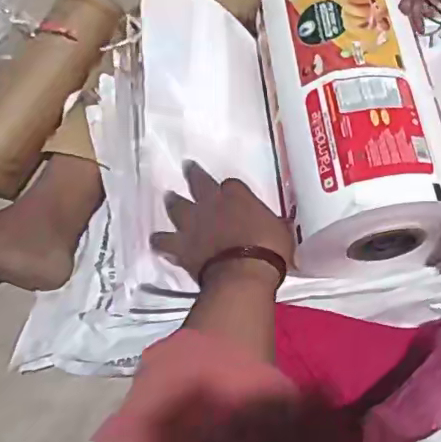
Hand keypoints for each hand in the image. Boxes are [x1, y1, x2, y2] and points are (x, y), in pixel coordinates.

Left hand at [151, 163, 292, 282]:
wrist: (243, 275)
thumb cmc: (269, 251)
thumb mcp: (281, 233)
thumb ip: (274, 225)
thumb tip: (279, 226)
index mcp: (238, 196)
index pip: (232, 184)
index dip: (232, 189)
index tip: (234, 193)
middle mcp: (211, 203)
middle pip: (198, 182)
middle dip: (193, 174)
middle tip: (187, 166)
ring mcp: (192, 223)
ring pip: (176, 207)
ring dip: (173, 203)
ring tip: (170, 198)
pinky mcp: (180, 246)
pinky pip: (164, 242)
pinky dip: (162, 241)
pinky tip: (159, 242)